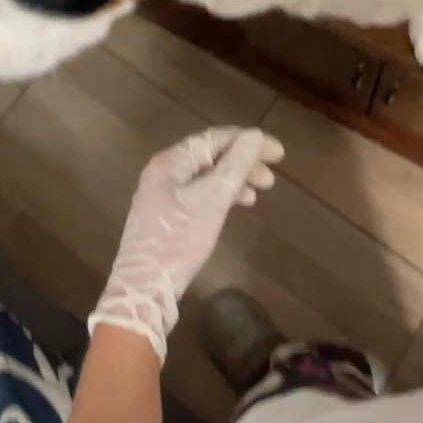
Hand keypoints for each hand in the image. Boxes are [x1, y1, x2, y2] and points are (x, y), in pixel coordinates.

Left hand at [89, 127, 284, 359]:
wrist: (144, 288)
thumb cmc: (179, 240)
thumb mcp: (212, 200)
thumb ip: (235, 165)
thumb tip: (254, 135)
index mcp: (172, 161)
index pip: (216, 138)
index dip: (250, 142)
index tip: (279, 153)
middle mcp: (165, 171)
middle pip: (211, 155)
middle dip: (244, 163)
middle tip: (271, 179)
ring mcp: (163, 193)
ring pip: (207, 176)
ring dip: (234, 181)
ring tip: (257, 195)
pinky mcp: (166, 215)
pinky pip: (199, 194)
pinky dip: (220, 196)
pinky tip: (234, 207)